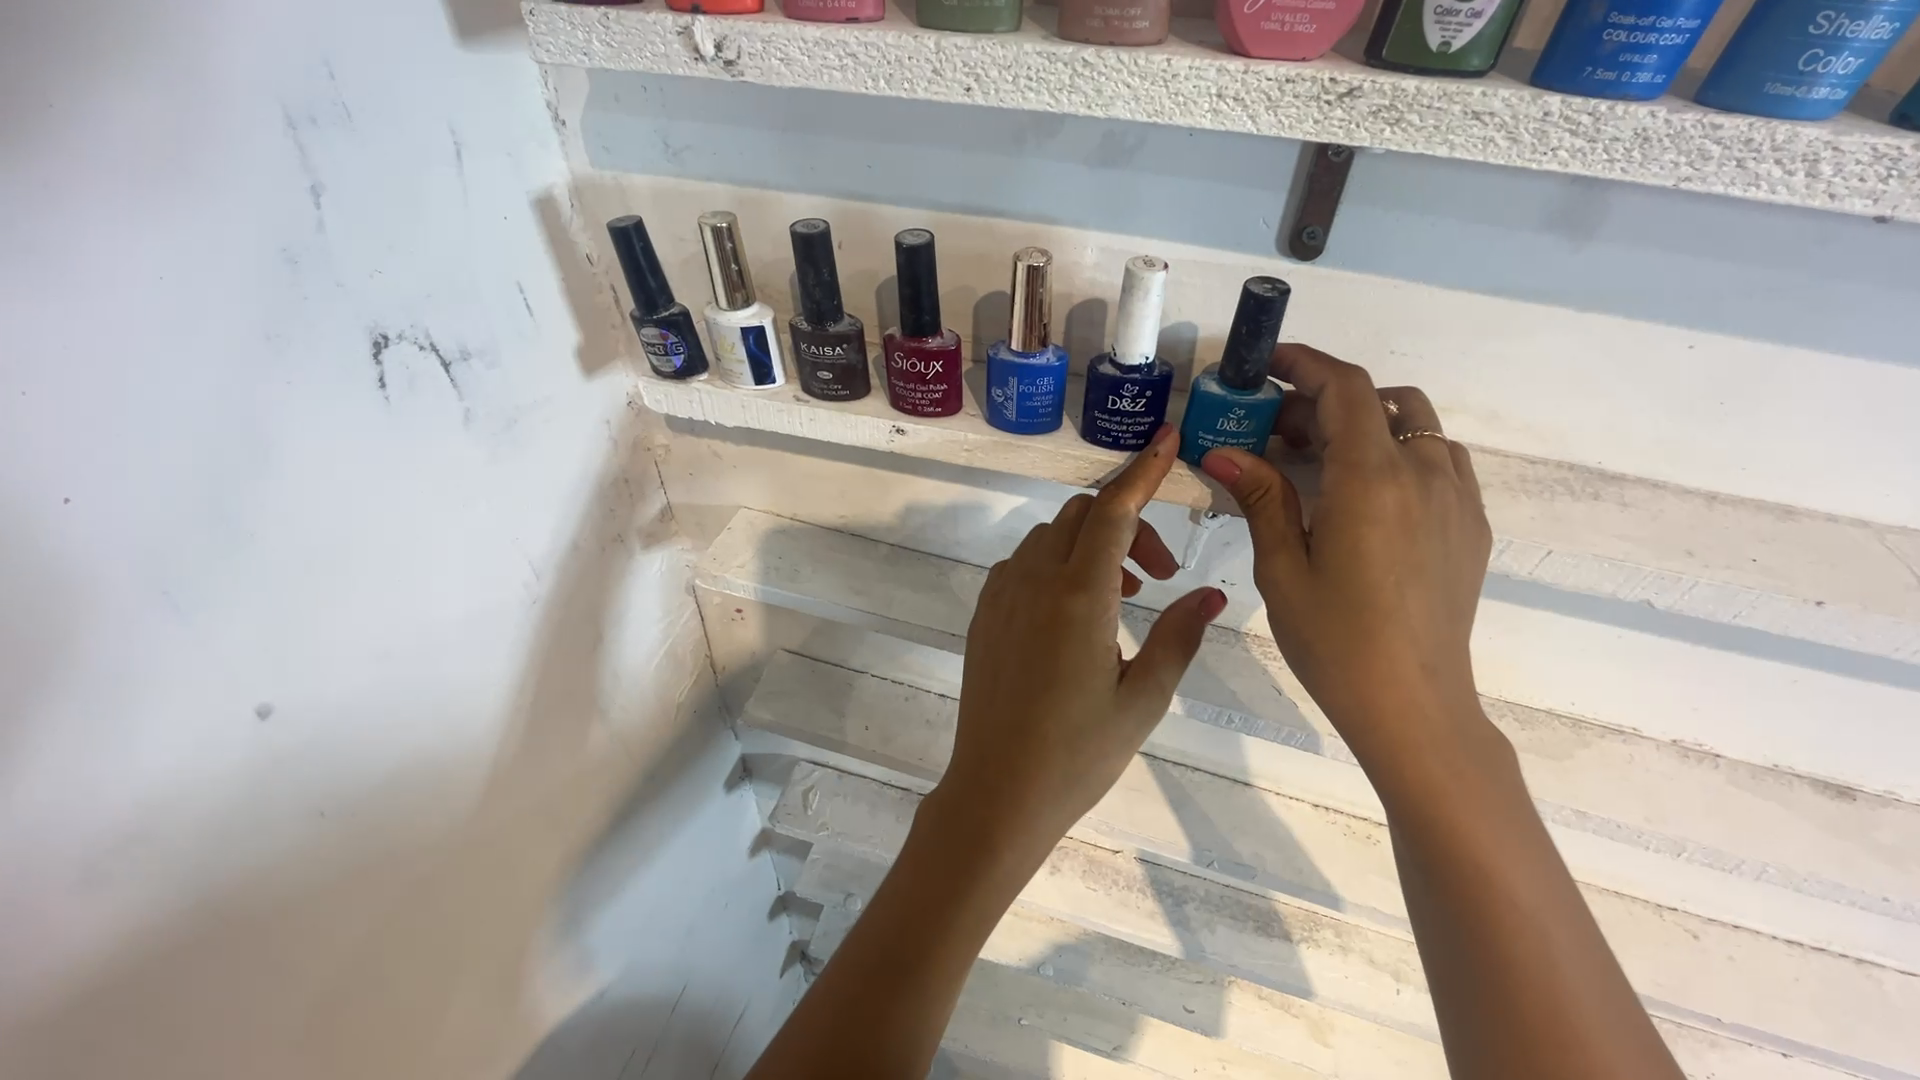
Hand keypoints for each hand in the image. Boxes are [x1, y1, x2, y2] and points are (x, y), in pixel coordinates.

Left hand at [936, 424, 1228, 862]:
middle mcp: (1034, 582)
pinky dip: (1058, 564)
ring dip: (1092, 546)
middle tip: (1159, 576)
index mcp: (1079, 597)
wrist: (997, 792)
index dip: (1143, 470)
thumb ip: (1179, 636)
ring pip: (1051, 537)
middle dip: (1128, 523)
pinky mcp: (985, 615)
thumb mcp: (1144, 699)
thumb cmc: (1078, 754)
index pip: (1115, 510)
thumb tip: (1211, 594)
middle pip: (1083, 515)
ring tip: (1123, 599)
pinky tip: (1078, 614)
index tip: (1169, 441)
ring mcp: (1002, 596)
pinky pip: (1024, 563)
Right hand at [1200, 345, 1493, 775]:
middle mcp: (1424, 474)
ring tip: (1317, 463)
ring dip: (1365, 424)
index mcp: (1372, 479)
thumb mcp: (1283, 568)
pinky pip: (1439, 462)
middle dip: (1323, 401)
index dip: (1305, 364)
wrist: (1413, 704)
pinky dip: (1398, 453)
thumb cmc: (1335, 640)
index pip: (1345, 389)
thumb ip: (1262, 497)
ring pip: (1416, 427)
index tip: (1267, 366)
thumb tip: (1223, 451)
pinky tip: (1364, 496)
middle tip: (1272, 432)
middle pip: (1380, 401)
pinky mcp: (1470, 526)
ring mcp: (1457, 499)